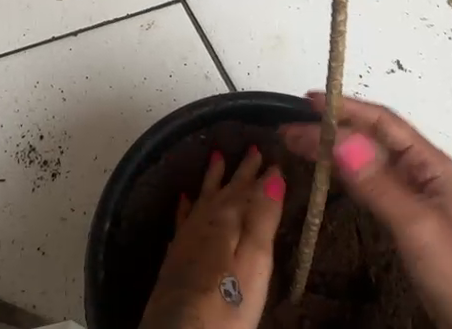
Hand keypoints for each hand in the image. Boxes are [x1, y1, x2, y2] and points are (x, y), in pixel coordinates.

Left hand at [138, 145, 285, 328]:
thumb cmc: (225, 303)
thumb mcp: (254, 263)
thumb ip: (262, 219)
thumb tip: (273, 175)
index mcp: (226, 219)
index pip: (249, 190)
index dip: (262, 175)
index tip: (275, 158)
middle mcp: (204, 221)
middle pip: (225, 190)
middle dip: (240, 171)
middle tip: (252, 148)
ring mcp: (187, 238)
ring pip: (203, 197)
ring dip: (213, 178)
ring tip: (216, 156)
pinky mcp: (176, 257)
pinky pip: (183, 218)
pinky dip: (187, 205)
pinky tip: (184, 199)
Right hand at [282, 94, 451, 328]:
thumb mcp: (418, 225)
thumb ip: (378, 183)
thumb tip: (336, 137)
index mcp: (431, 166)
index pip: (383, 123)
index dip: (346, 108)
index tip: (307, 101)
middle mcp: (423, 177)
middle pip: (372, 141)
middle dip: (331, 130)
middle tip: (288, 131)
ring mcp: (416, 204)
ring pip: (369, 165)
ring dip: (334, 152)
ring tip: (298, 148)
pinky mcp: (409, 230)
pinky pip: (371, 190)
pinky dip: (345, 178)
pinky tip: (329, 179)